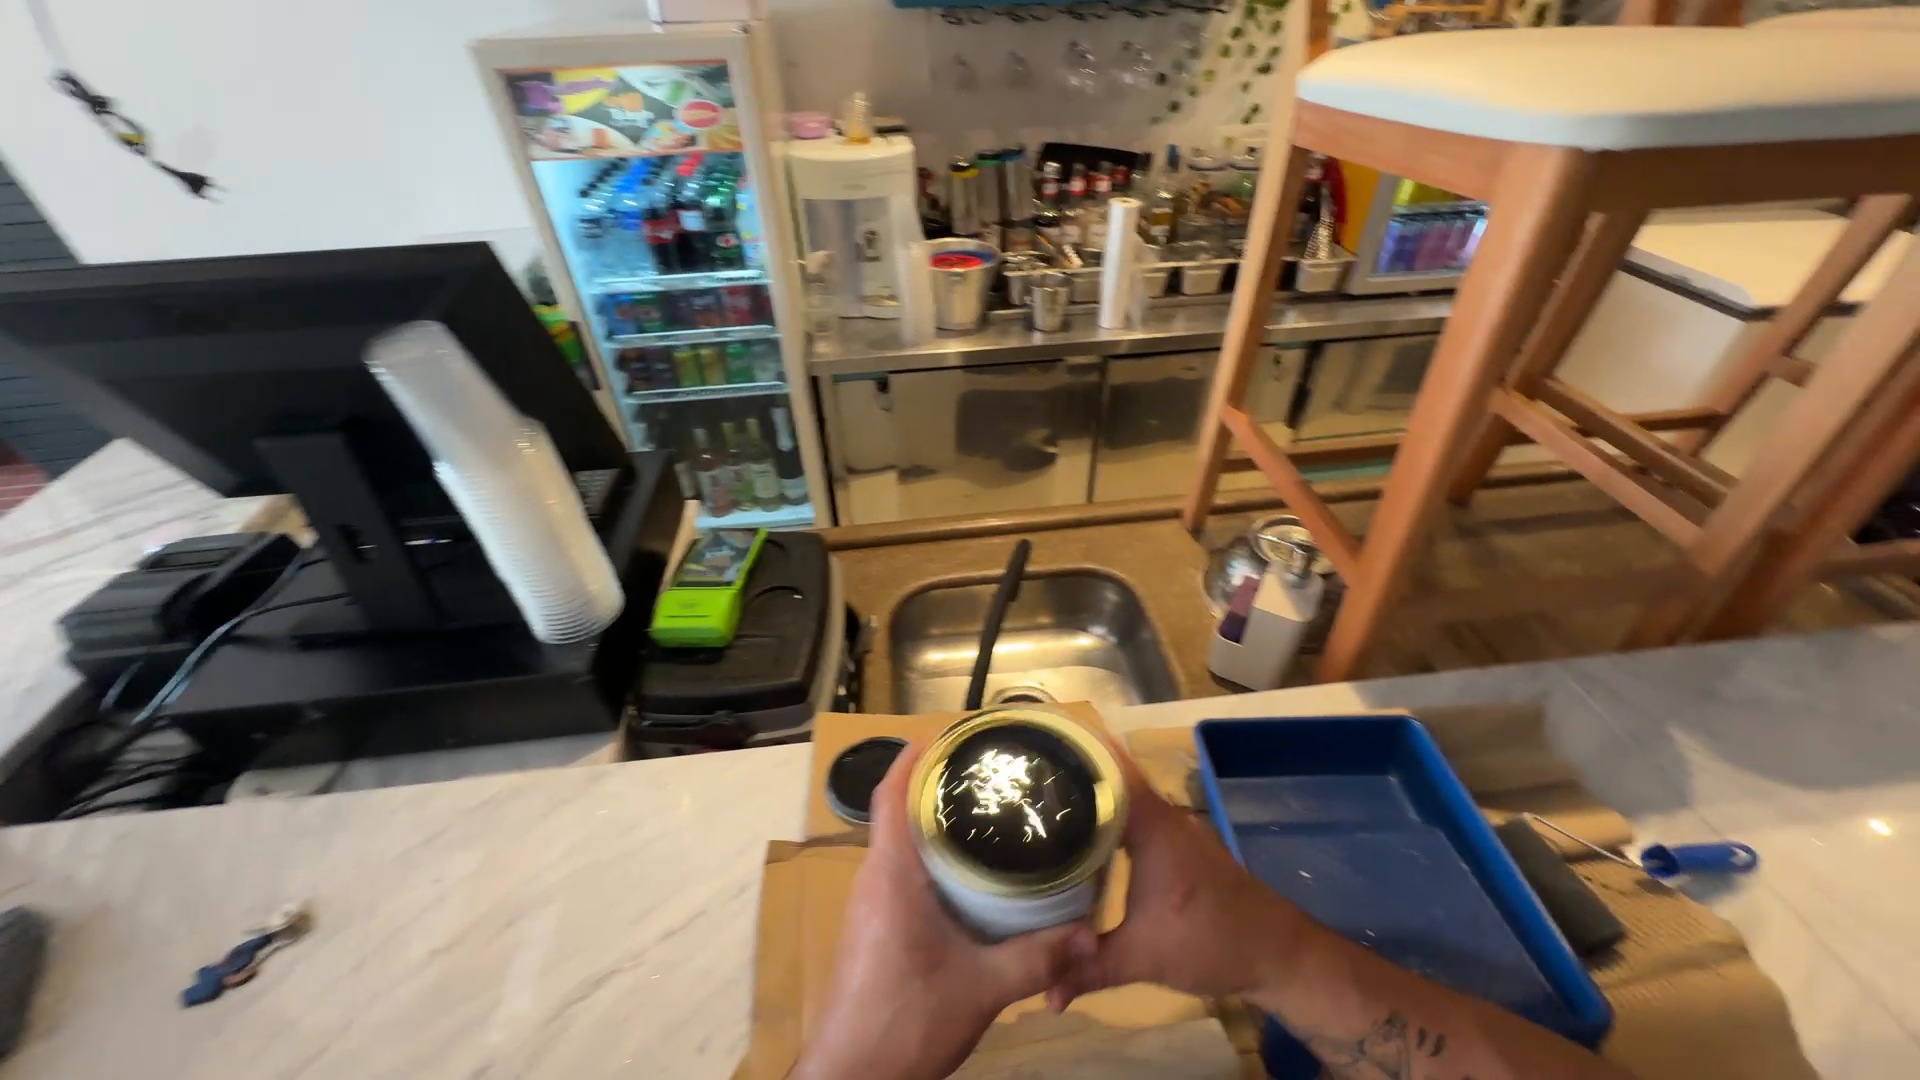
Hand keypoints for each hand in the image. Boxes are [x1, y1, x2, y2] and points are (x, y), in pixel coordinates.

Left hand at [792, 741, 1097, 1079]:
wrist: (851, 1079)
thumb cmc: (905, 1019)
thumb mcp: (981, 989)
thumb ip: (1036, 958)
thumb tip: (1089, 932)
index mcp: (892, 873)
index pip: (892, 794)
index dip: (913, 757)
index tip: (949, 733)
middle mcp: (875, 877)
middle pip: (899, 811)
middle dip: (938, 785)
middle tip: (990, 772)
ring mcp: (871, 902)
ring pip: (902, 843)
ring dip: (936, 823)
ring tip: (989, 812)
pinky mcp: (876, 925)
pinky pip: (903, 871)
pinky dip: (933, 857)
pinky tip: (972, 874)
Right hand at [1047, 752, 1305, 1010]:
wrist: (1278, 954)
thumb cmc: (1213, 942)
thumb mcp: (1145, 958)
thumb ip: (1091, 969)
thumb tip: (1043, 994)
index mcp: (1152, 826)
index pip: (1109, 771)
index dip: (1074, 753)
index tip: (1034, 743)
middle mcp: (1161, 815)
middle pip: (1109, 778)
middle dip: (1069, 772)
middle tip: (1019, 774)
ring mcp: (1171, 828)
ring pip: (1121, 796)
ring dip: (1088, 793)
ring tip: (1036, 795)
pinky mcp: (1175, 843)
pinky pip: (1131, 814)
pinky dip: (1105, 814)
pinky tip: (1077, 830)